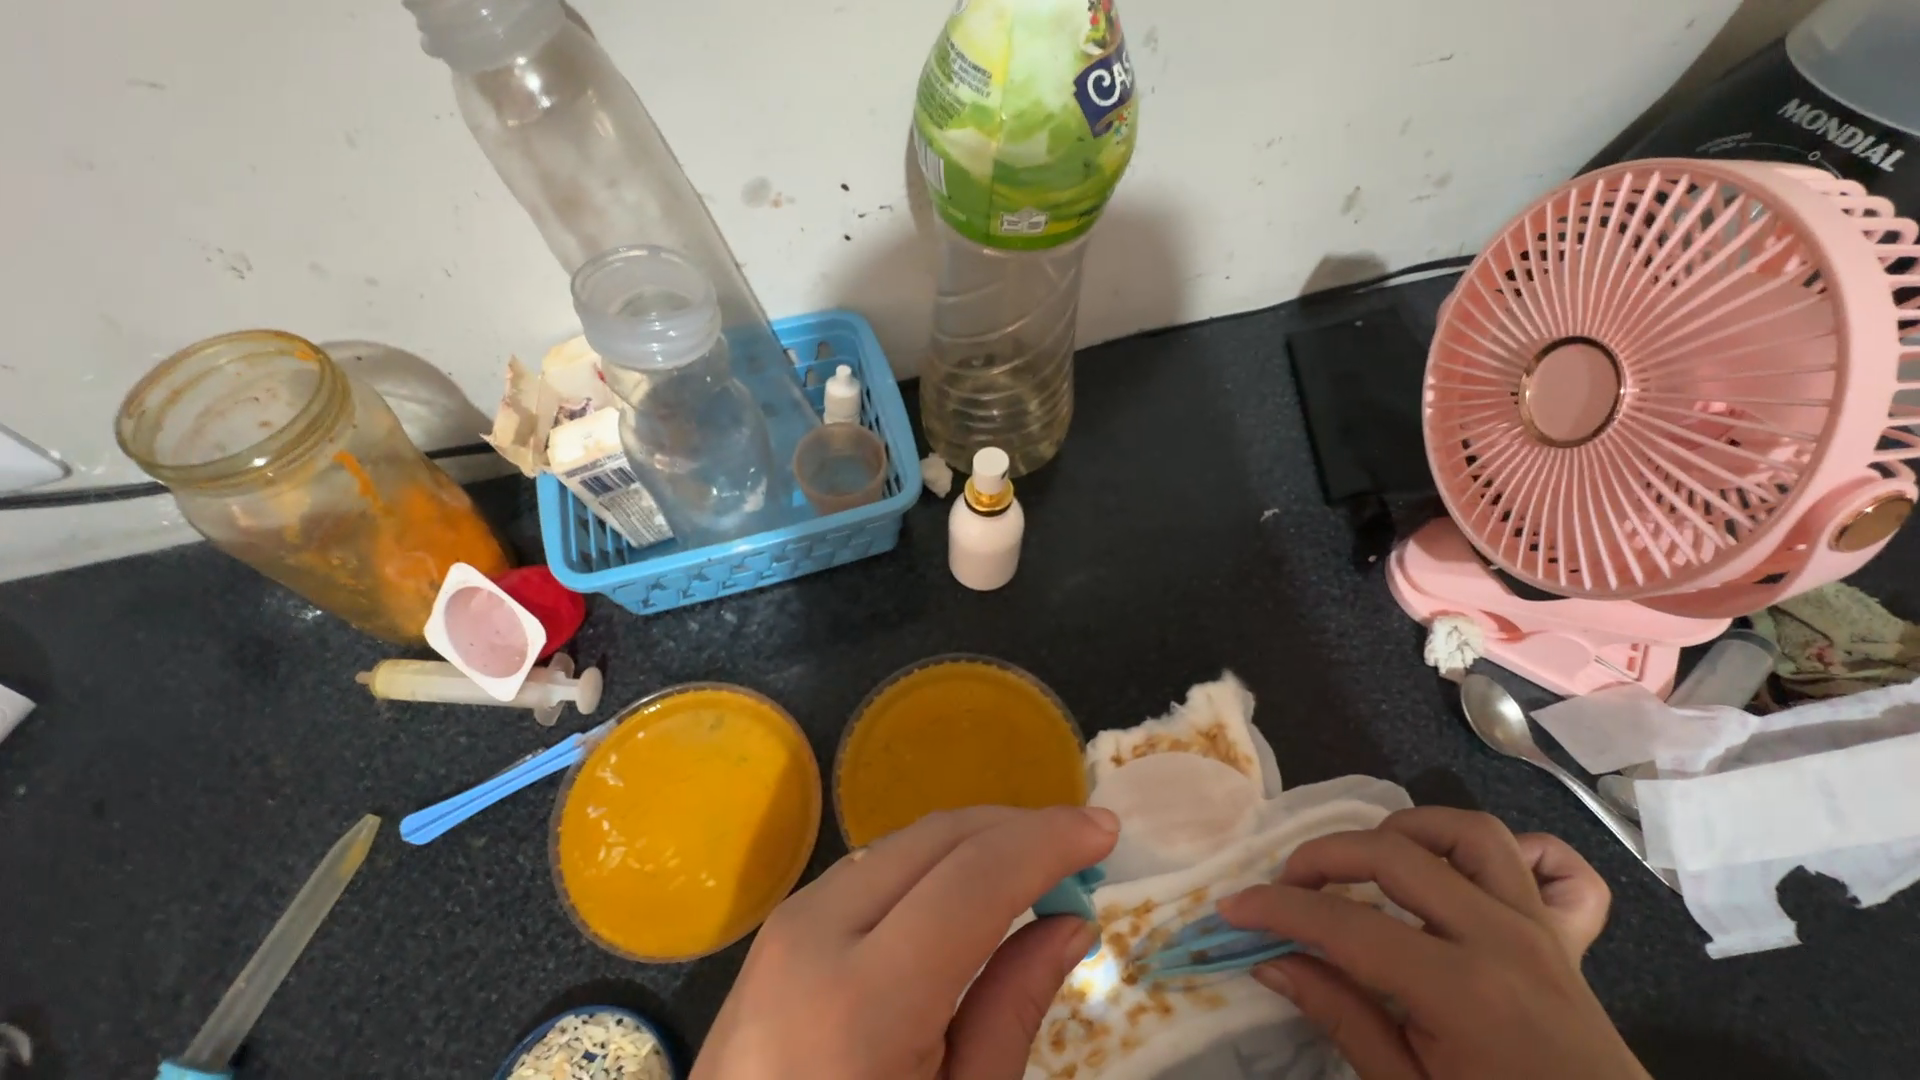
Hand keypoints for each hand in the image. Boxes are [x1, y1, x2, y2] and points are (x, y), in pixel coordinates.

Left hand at [692, 805, 1118, 1079]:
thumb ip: (1011, 1010)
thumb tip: (1069, 922)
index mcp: (861, 1002)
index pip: (974, 877)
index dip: (1048, 842)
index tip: (1105, 830)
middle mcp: (814, 935)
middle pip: (936, 838)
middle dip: (1017, 829)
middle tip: (1081, 849)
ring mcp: (786, 925)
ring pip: (903, 842)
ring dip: (976, 841)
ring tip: (1034, 869)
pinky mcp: (779, 928)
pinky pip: (871, 868)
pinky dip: (931, 864)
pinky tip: (967, 890)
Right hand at [1219, 807, 1644, 1079]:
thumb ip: (1342, 1017)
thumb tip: (1270, 960)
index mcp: (1464, 991)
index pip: (1346, 925)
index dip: (1278, 910)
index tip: (1232, 908)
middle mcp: (1505, 939)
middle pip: (1395, 854)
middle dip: (1323, 856)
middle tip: (1286, 886)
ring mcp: (1542, 931)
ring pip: (1471, 833)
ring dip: (1407, 830)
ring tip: (1369, 862)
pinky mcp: (1567, 939)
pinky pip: (1554, 868)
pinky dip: (1507, 854)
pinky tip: (1462, 874)